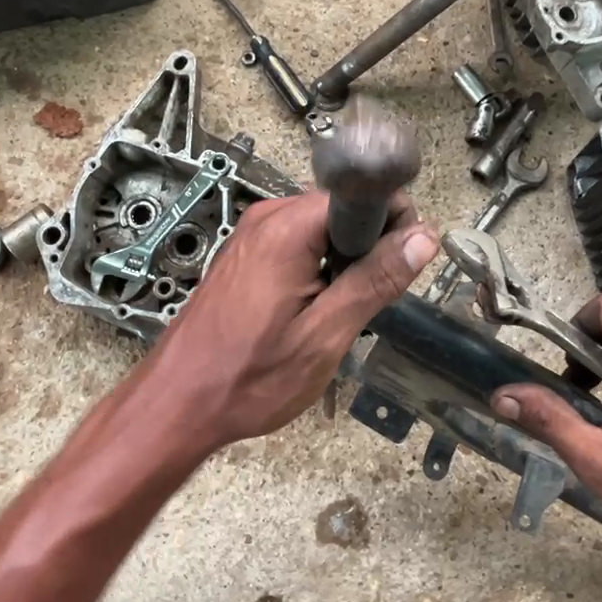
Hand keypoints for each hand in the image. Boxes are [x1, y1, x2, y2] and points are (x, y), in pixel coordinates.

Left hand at [147, 191, 437, 452]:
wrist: (178, 404)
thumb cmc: (246, 378)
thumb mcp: (325, 335)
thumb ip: (376, 280)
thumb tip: (423, 239)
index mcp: (288, 228)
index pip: (365, 196)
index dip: (392, 230)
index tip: (394, 273)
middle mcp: (269, 218)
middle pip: (346, 212)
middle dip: (368, 252)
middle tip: (357, 307)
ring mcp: (254, 234)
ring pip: (327, 231)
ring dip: (343, 267)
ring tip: (329, 316)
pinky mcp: (248, 254)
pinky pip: (302, 245)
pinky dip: (319, 273)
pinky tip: (308, 314)